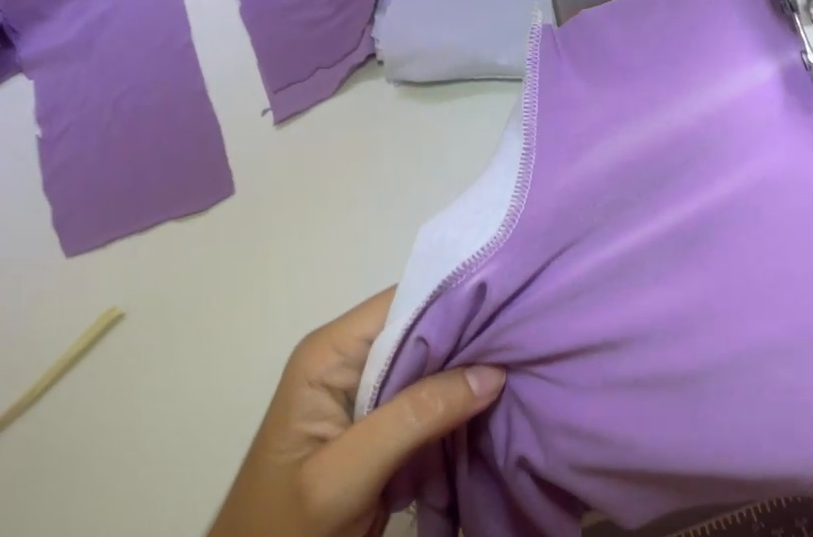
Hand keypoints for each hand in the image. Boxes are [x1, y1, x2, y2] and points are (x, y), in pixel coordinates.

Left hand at [209, 289, 505, 536]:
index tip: (514, 306)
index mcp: (330, 354)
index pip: (407, 300)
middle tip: (528, 337)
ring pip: (439, 360)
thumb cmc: (284, 525)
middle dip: (476, 334)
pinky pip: (438, 395)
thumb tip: (493, 371)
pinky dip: (467, 399)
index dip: (461, 298)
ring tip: (525, 361)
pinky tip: (503, 396)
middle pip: (428, 325)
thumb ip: (415, 418)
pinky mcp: (390, 423)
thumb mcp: (344, 474)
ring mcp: (372, 392)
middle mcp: (354, 360)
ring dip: (476, 368)